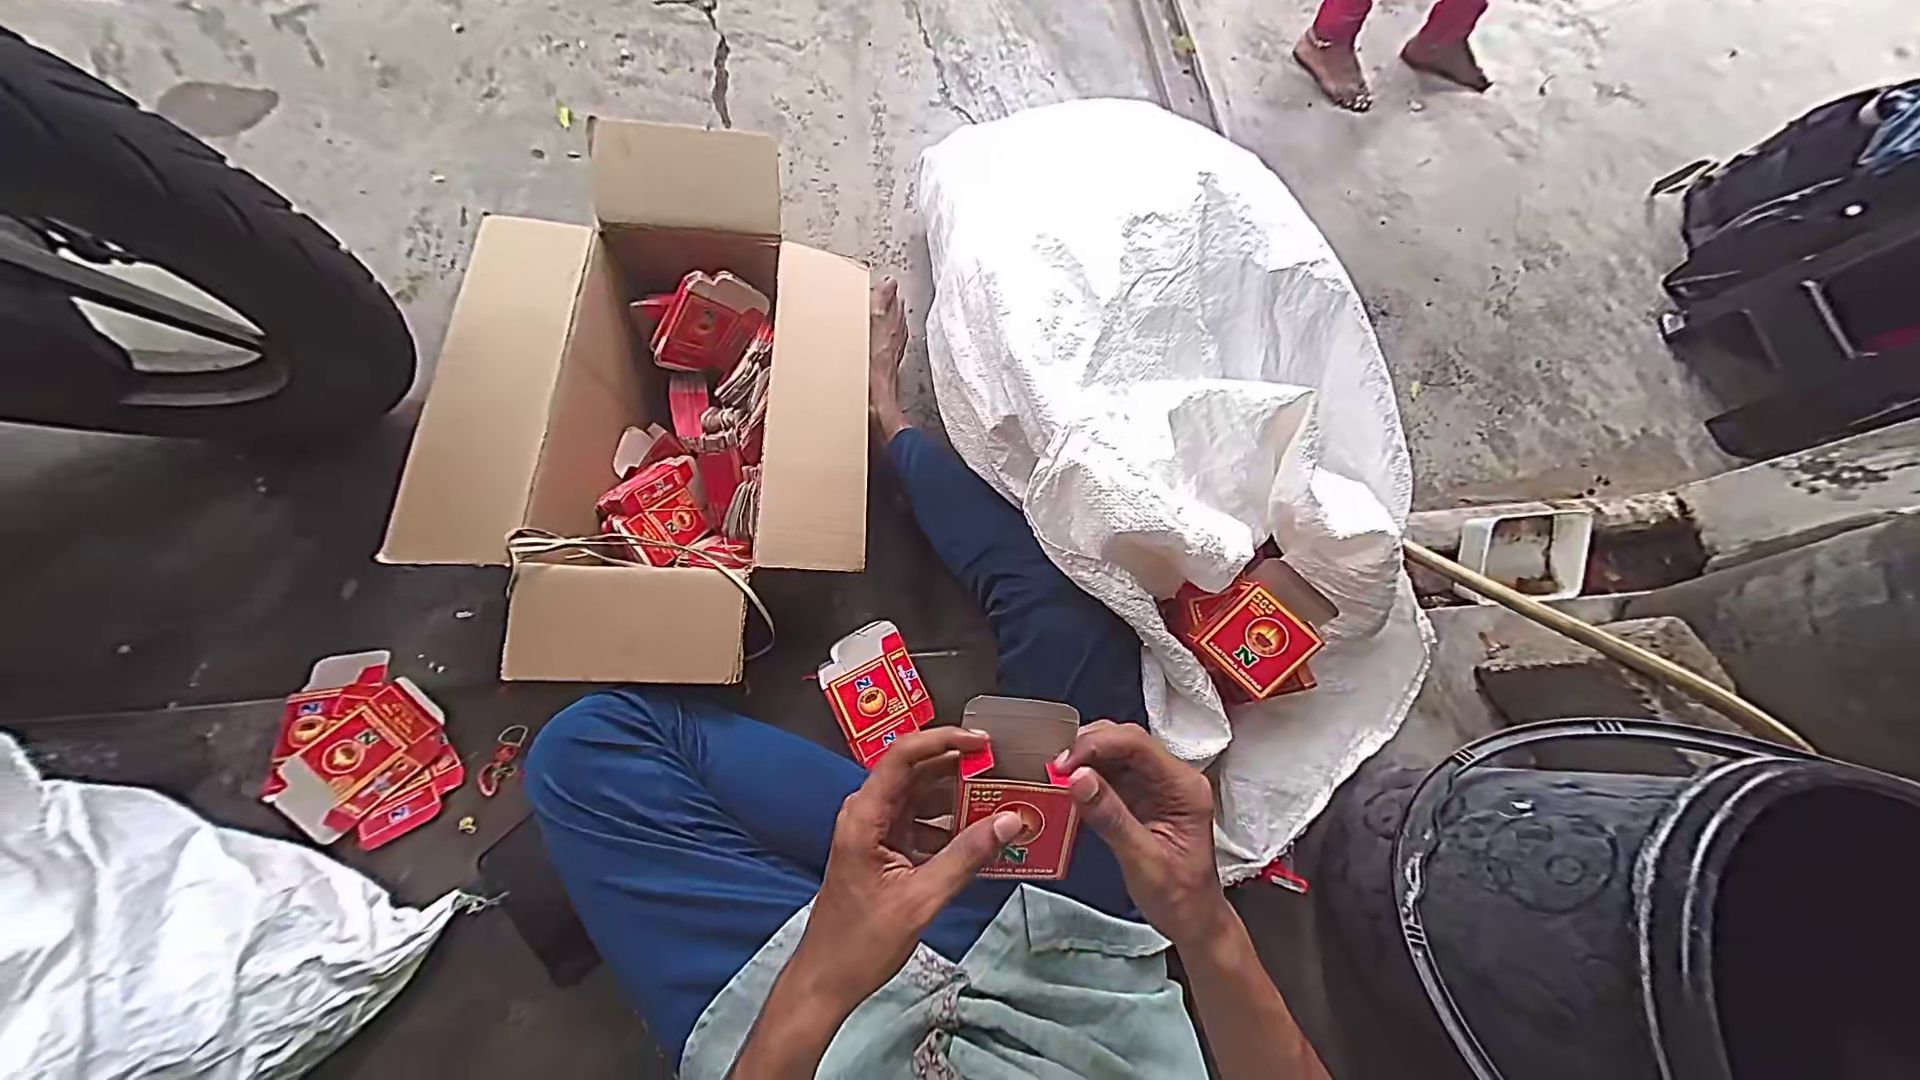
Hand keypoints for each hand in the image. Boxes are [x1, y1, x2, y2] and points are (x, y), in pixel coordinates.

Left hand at [787, 727, 1024, 1011]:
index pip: (903, 755)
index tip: (981, 742)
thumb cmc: (862, 943)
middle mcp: (868, 810)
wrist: (825, 981)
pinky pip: (921, 819)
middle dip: (958, 766)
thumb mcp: (920, 900)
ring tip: (997, 797)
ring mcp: (875, 826)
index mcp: (865, 814)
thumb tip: (1008, 821)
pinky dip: (948, 822)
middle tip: (1000, 768)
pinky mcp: (884, 844)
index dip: (943, 740)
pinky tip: (978, 833)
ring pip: (921, 794)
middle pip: (916, 770)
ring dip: (956, 795)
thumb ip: (966, 857)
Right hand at [1057, 720, 1230, 948]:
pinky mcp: (1139, 792)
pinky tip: (1068, 782)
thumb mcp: (1144, 862)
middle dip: (1088, 747)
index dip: (1098, 745)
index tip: (1064, 764)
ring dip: (1084, 757)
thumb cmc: (1179, 899)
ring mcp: (1155, 782)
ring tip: (1057, 773)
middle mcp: (1171, 776)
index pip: (1137, 744)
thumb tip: (1076, 777)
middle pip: (1125, 740)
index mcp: (1183, 787)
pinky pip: (1109, 769)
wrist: (1194, 923)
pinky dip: (1086, 771)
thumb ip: (1111, 818)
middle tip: (1055, 768)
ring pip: (1114, 750)